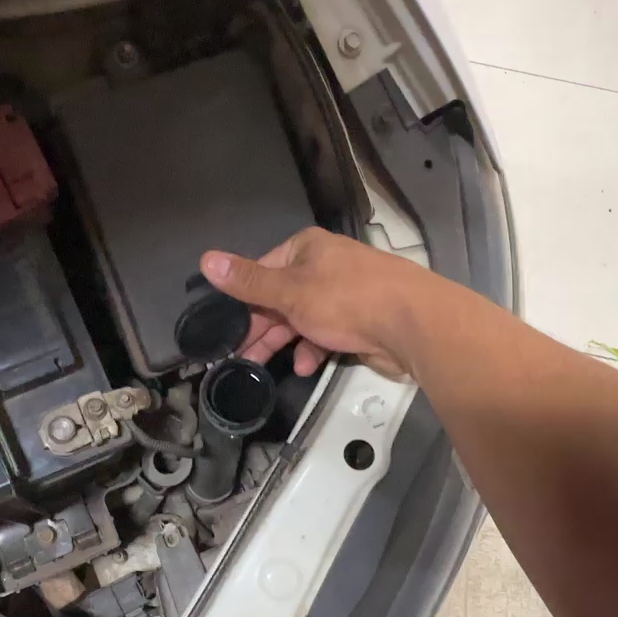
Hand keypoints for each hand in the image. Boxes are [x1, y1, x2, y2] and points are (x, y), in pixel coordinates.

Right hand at [200, 227, 449, 377]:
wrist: (412, 324)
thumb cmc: (346, 300)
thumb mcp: (289, 292)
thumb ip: (248, 281)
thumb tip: (205, 259)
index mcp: (305, 249)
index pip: (262, 271)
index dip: (242, 301)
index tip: (225, 330)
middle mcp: (323, 267)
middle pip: (279, 299)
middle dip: (260, 328)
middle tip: (237, 356)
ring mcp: (343, 294)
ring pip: (301, 320)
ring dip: (284, 343)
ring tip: (262, 367)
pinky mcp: (358, 321)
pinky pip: (325, 335)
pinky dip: (313, 350)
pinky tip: (308, 366)